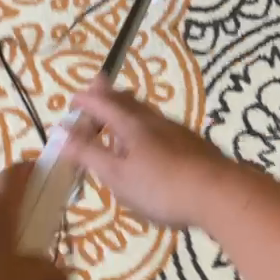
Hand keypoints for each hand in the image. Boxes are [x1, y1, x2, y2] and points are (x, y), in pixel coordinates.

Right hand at [62, 79, 240, 228]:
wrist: (219, 194)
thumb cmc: (161, 187)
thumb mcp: (117, 175)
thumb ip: (88, 154)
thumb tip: (60, 132)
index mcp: (132, 125)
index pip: (103, 104)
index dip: (86, 101)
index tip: (73, 97)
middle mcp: (154, 121)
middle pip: (128, 101)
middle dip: (109, 94)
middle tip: (98, 86)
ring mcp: (177, 132)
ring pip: (147, 113)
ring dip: (129, 108)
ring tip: (121, 112)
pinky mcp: (193, 146)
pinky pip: (162, 127)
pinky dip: (146, 126)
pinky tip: (153, 141)